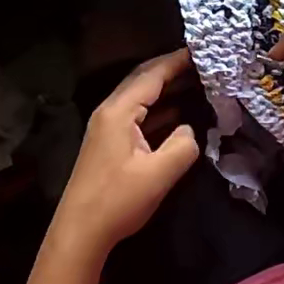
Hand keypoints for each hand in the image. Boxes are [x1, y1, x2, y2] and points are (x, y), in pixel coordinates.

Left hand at [52, 49, 200, 261]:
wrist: (80, 232)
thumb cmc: (118, 201)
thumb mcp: (159, 174)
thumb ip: (183, 145)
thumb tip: (188, 130)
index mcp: (119, 111)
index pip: (152, 75)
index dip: (177, 61)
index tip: (202, 50)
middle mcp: (110, 112)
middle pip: (143, 80)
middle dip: (173, 69)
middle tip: (204, 63)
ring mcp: (108, 127)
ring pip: (141, 98)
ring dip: (167, 89)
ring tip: (198, 82)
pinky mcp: (110, 143)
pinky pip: (138, 115)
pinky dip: (160, 109)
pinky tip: (179, 113)